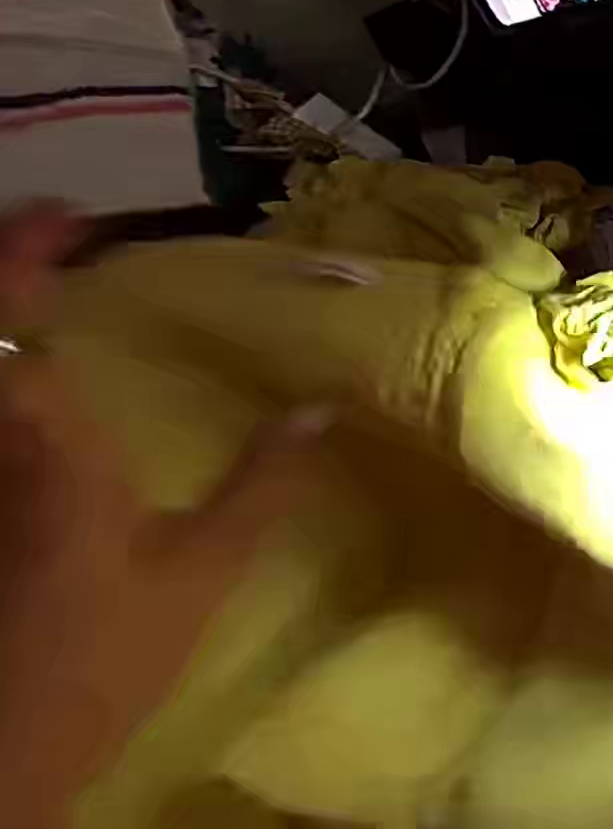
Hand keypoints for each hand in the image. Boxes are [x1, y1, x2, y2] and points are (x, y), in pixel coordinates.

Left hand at [0, 203, 325, 824]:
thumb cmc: (99, 656)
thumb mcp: (203, 566)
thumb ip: (262, 480)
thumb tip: (322, 407)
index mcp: (46, 462)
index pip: (10, 340)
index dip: (29, 268)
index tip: (79, 217)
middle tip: (54, 227)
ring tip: (40, 274)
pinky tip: (28, 354)